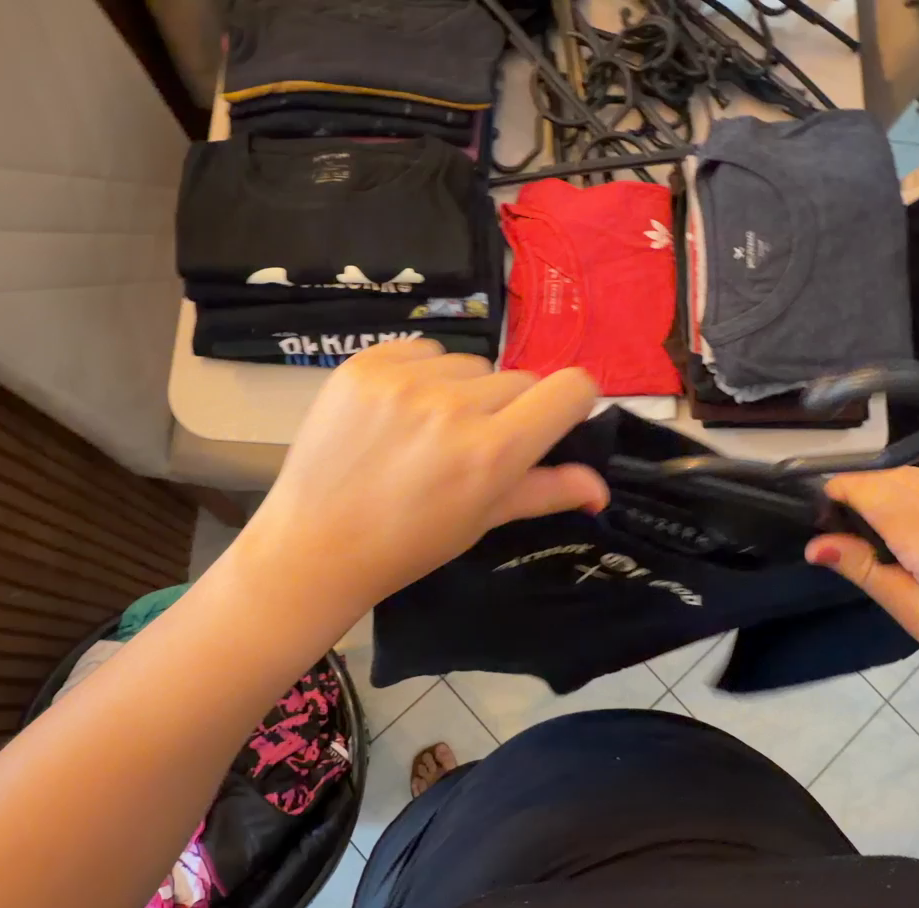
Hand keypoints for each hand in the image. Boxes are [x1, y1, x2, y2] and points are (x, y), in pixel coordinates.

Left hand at [235, 340, 607, 607]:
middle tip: (472, 448)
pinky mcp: (366, 364)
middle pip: (519, 380)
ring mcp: (406, 381)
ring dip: (464, 392)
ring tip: (427, 432)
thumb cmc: (410, 544)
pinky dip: (422, 375)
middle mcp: (456, 406)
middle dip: (509, 410)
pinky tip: (398, 411)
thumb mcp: (482, 521)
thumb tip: (601, 489)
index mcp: (493, 452)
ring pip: (471, 366)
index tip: (555, 419)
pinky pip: (423, 351)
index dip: (572, 401)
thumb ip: (545, 492)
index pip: (570, 388)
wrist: (317, 544)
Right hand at [804, 468, 918, 718]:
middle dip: (857, 493)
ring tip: (876, 534)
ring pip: (917, 476)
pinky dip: (917, 494)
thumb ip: (868, 574)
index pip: (865, 490)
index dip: (834, 495)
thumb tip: (816, 545)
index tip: (817, 521)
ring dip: (887, 492)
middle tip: (842, 536)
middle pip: (888, 477)